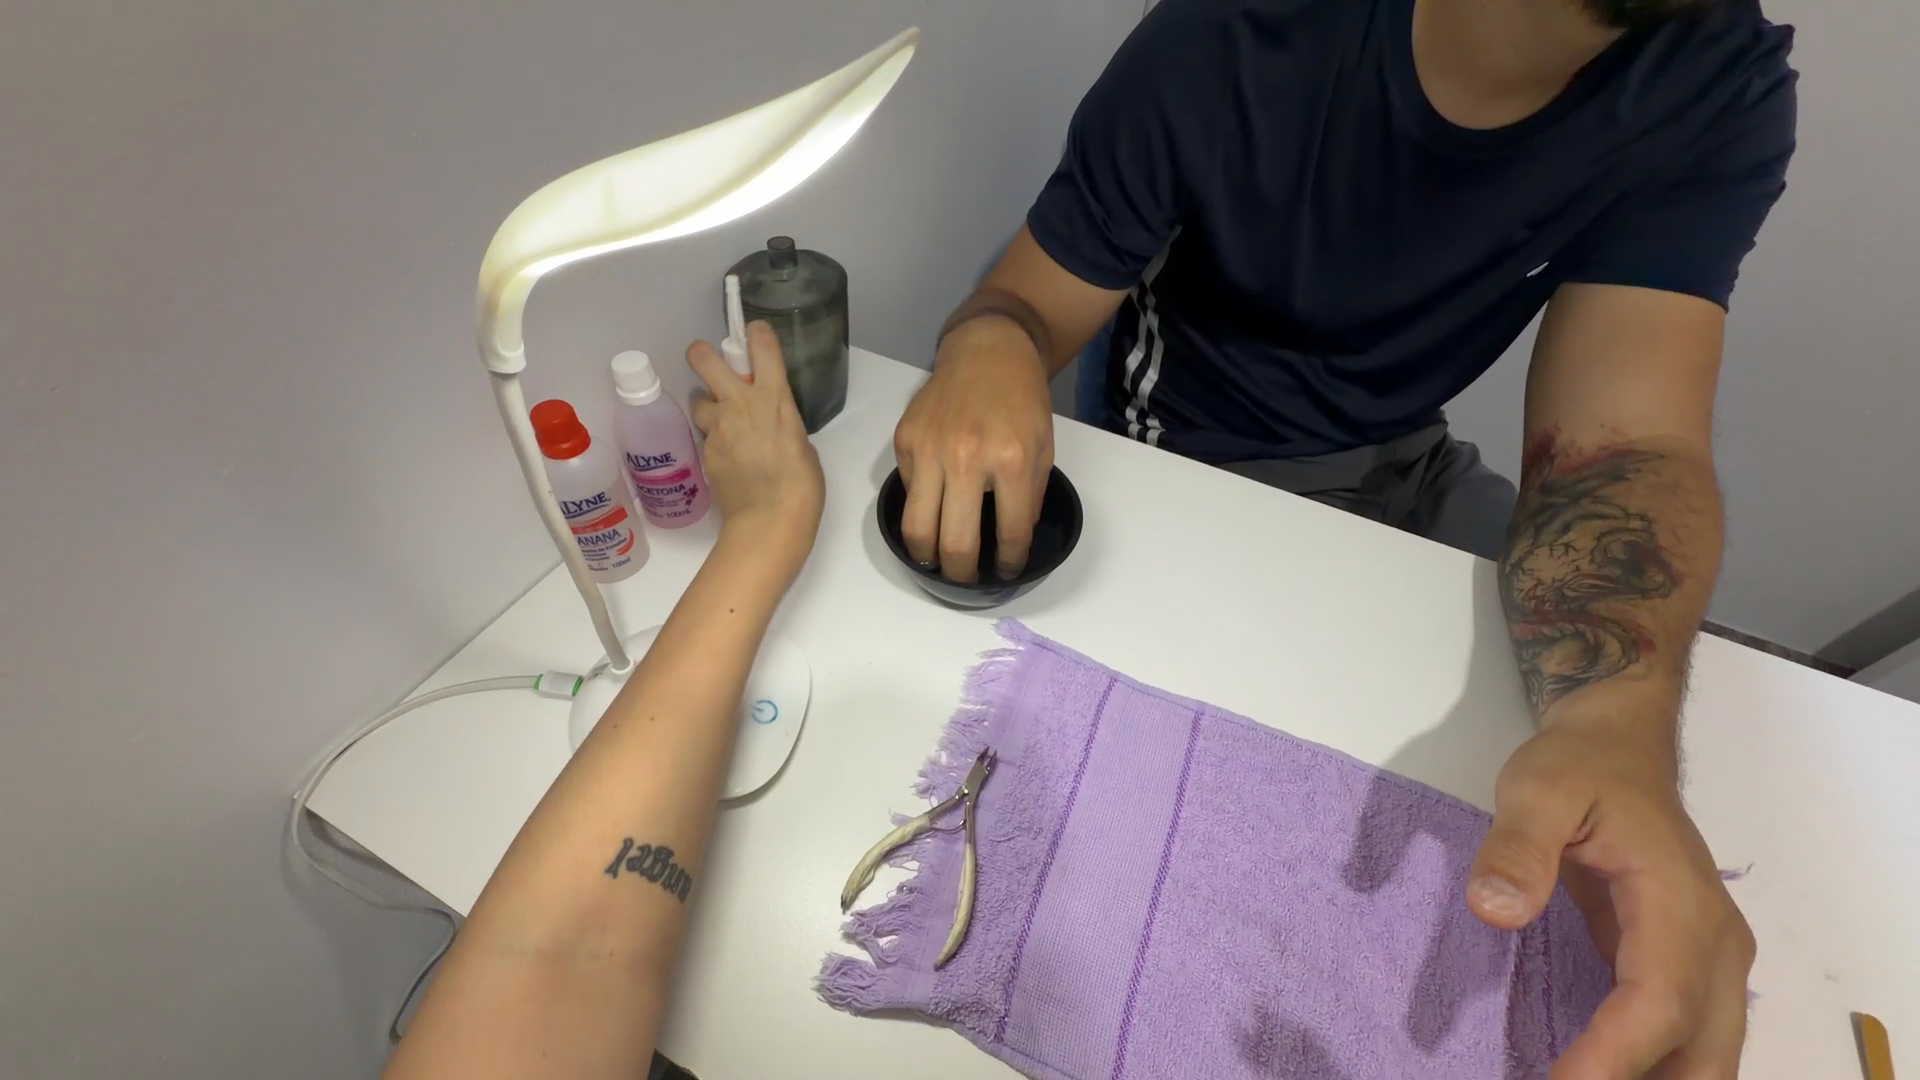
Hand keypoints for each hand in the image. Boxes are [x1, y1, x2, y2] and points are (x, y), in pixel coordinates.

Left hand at [687, 322, 824, 572]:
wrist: (770, 522)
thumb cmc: (802, 487)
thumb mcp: (803, 446)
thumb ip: (784, 425)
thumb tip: (771, 426)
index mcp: (775, 398)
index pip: (761, 344)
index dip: (755, 334)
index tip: (754, 337)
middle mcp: (741, 404)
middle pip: (704, 357)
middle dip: (704, 355)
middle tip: (711, 367)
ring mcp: (718, 427)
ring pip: (698, 400)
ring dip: (708, 408)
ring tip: (723, 427)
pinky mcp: (705, 451)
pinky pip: (705, 436)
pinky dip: (714, 441)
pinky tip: (729, 460)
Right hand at [892, 317, 1053, 582]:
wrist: (988, 352)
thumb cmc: (1022, 401)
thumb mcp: (1045, 448)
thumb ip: (1031, 495)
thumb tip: (1012, 536)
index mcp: (1012, 461)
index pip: (1009, 533)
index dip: (1009, 561)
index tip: (1005, 569)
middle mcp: (967, 458)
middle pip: (954, 543)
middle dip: (962, 573)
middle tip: (965, 577)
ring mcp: (929, 449)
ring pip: (917, 528)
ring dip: (927, 556)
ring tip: (936, 560)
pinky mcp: (905, 440)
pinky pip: (908, 491)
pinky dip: (920, 508)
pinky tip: (932, 507)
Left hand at [1468, 715, 1754, 1078]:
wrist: (1614, 741)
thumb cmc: (1576, 763)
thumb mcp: (1535, 791)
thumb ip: (1516, 850)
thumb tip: (1494, 912)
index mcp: (1680, 908)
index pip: (1658, 1004)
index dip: (1615, 1056)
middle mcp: (1711, 944)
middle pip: (1701, 1048)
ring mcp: (1702, 952)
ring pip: (1702, 1046)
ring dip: (1652, 1077)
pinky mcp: (1674, 951)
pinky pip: (1675, 1021)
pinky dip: (1646, 1055)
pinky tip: (1595, 1065)